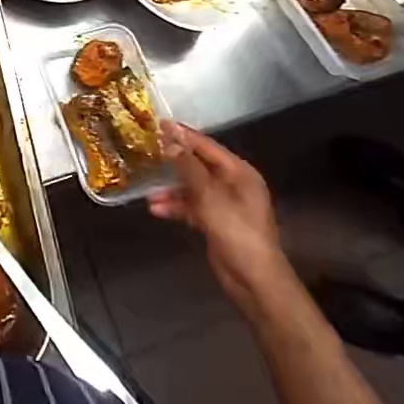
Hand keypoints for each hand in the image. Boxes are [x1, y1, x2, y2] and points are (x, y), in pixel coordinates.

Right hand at [148, 121, 294, 309]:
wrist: (253, 279)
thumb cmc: (236, 232)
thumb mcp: (210, 196)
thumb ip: (189, 167)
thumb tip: (172, 140)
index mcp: (240, 172)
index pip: (208, 147)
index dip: (184, 135)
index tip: (160, 124)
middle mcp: (234, 184)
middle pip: (199, 166)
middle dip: (175, 163)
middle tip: (149, 152)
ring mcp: (225, 204)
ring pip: (194, 189)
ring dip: (172, 191)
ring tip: (150, 193)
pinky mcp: (217, 222)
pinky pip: (193, 207)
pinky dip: (177, 207)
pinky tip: (157, 210)